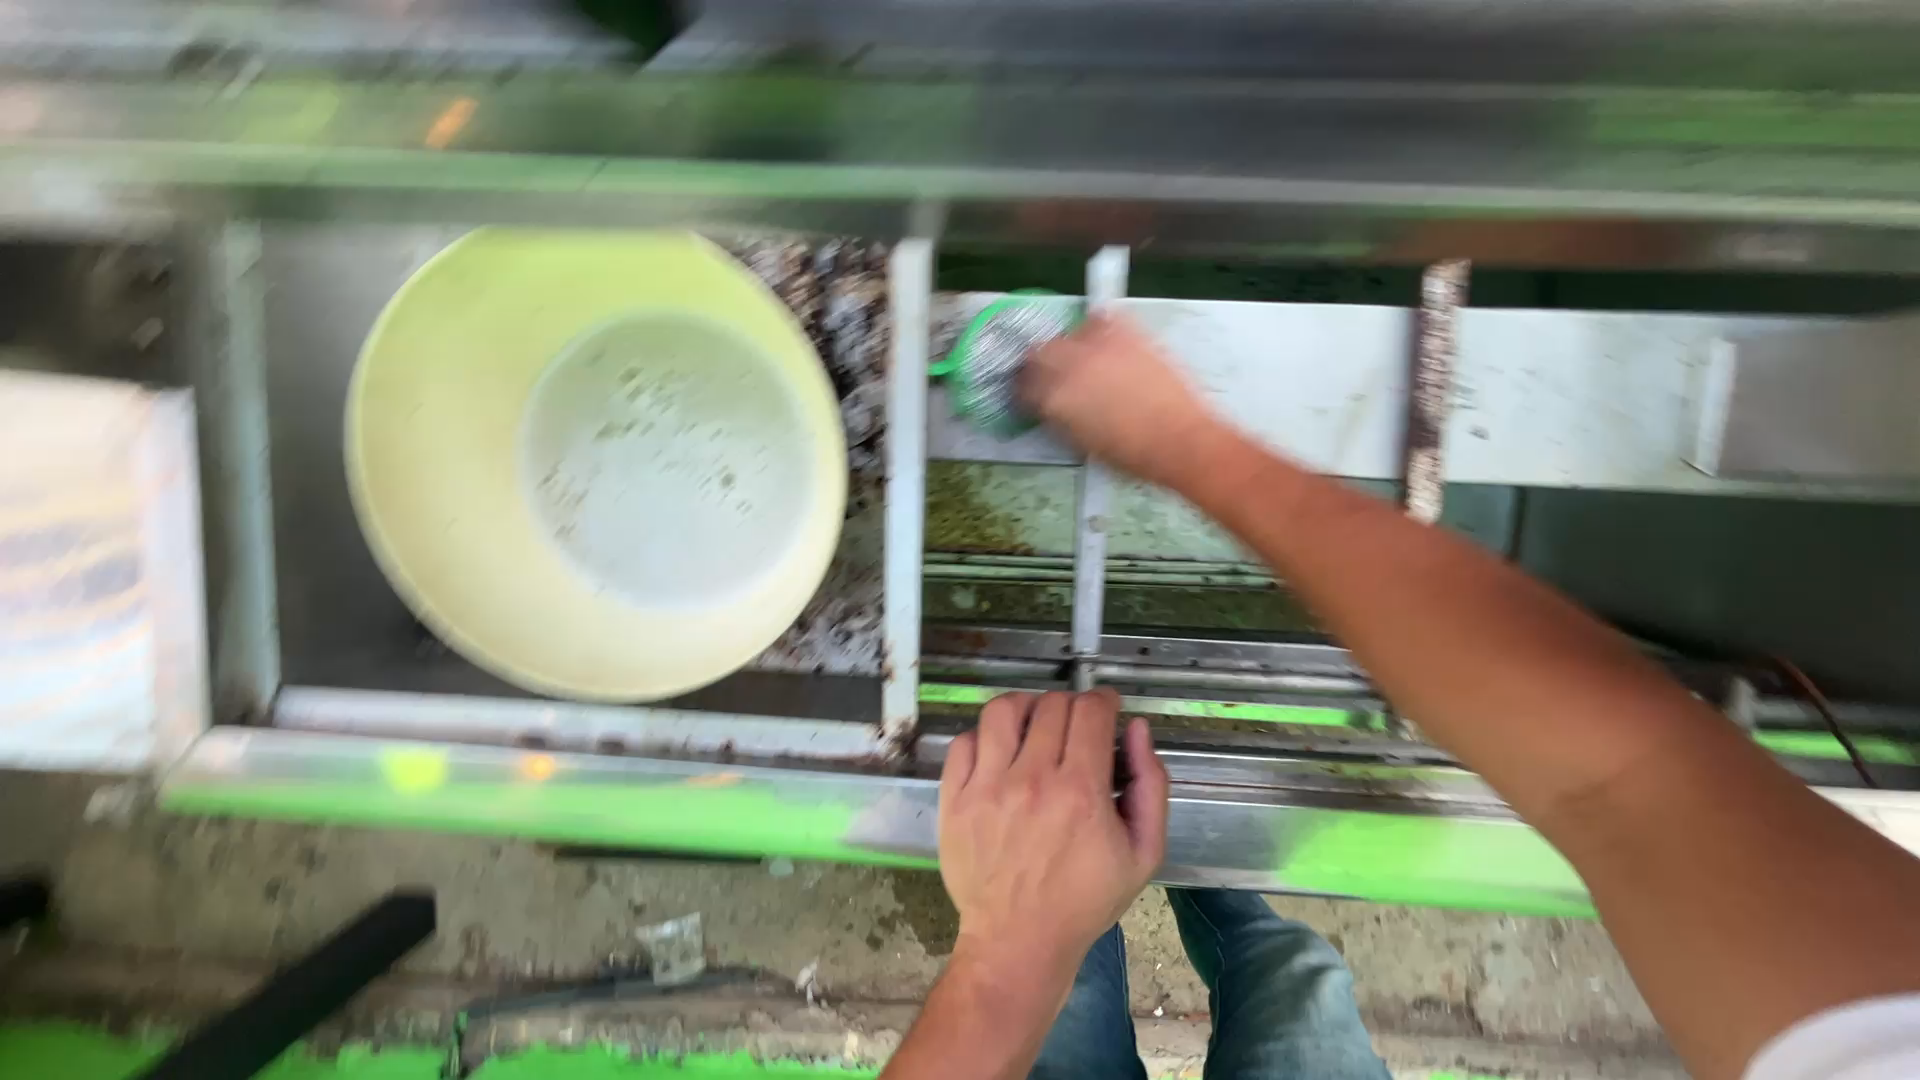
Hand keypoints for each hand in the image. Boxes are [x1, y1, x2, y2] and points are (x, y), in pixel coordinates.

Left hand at [937, 690, 1169, 979]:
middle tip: (1076, 725)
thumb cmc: (1085, 899)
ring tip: (1035, 724)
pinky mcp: (954, 798)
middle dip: (1072, 706)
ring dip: (1026, 707)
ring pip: (1003, 710)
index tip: (1106, 708)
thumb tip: (1137, 729)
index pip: (1090, 711)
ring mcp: (987, 787)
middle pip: (1051, 706)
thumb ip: (1150, 786)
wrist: (1018, 941)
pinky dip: (985, 735)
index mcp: (1080, 791)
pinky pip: (964, 741)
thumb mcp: (1143, 853)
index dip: (1103, 700)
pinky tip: (1000, 751)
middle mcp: (1032, 779)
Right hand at [1021, 313, 1223, 487]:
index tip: (1030, 396)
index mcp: (1054, 399)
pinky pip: (1099, 319)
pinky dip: (1095, 327)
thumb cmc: (1130, 454)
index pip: (1023, 386)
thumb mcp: (1080, 443)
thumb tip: (1049, 407)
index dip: (1024, 392)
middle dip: (1038, 366)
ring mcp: (1098, 346)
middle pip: (1037, 354)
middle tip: (1048, 378)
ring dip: (1065, 346)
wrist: (1178, 439)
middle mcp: (1069, 366)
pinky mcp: (1126, 334)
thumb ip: (1057, 419)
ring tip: (1077, 360)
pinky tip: (1102, 343)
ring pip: (1065, 334)